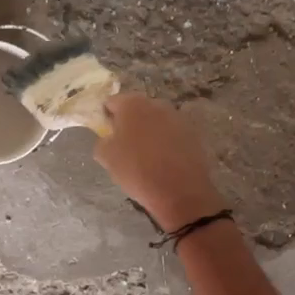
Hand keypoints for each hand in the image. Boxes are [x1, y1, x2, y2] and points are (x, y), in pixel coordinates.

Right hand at [94, 94, 226, 229]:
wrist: (179, 192)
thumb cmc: (136, 170)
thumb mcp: (106, 157)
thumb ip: (103, 140)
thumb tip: (109, 137)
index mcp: (132, 104)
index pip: (112, 103)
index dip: (107, 117)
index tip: (106, 134)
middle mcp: (156, 104)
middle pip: (136, 109)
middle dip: (129, 122)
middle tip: (124, 144)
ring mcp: (177, 117)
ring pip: (155, 120)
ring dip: (149, 131)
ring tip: (145, 154)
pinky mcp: (192, 133)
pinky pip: (171, 133)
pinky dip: (165, 141)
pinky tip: (163, 160)